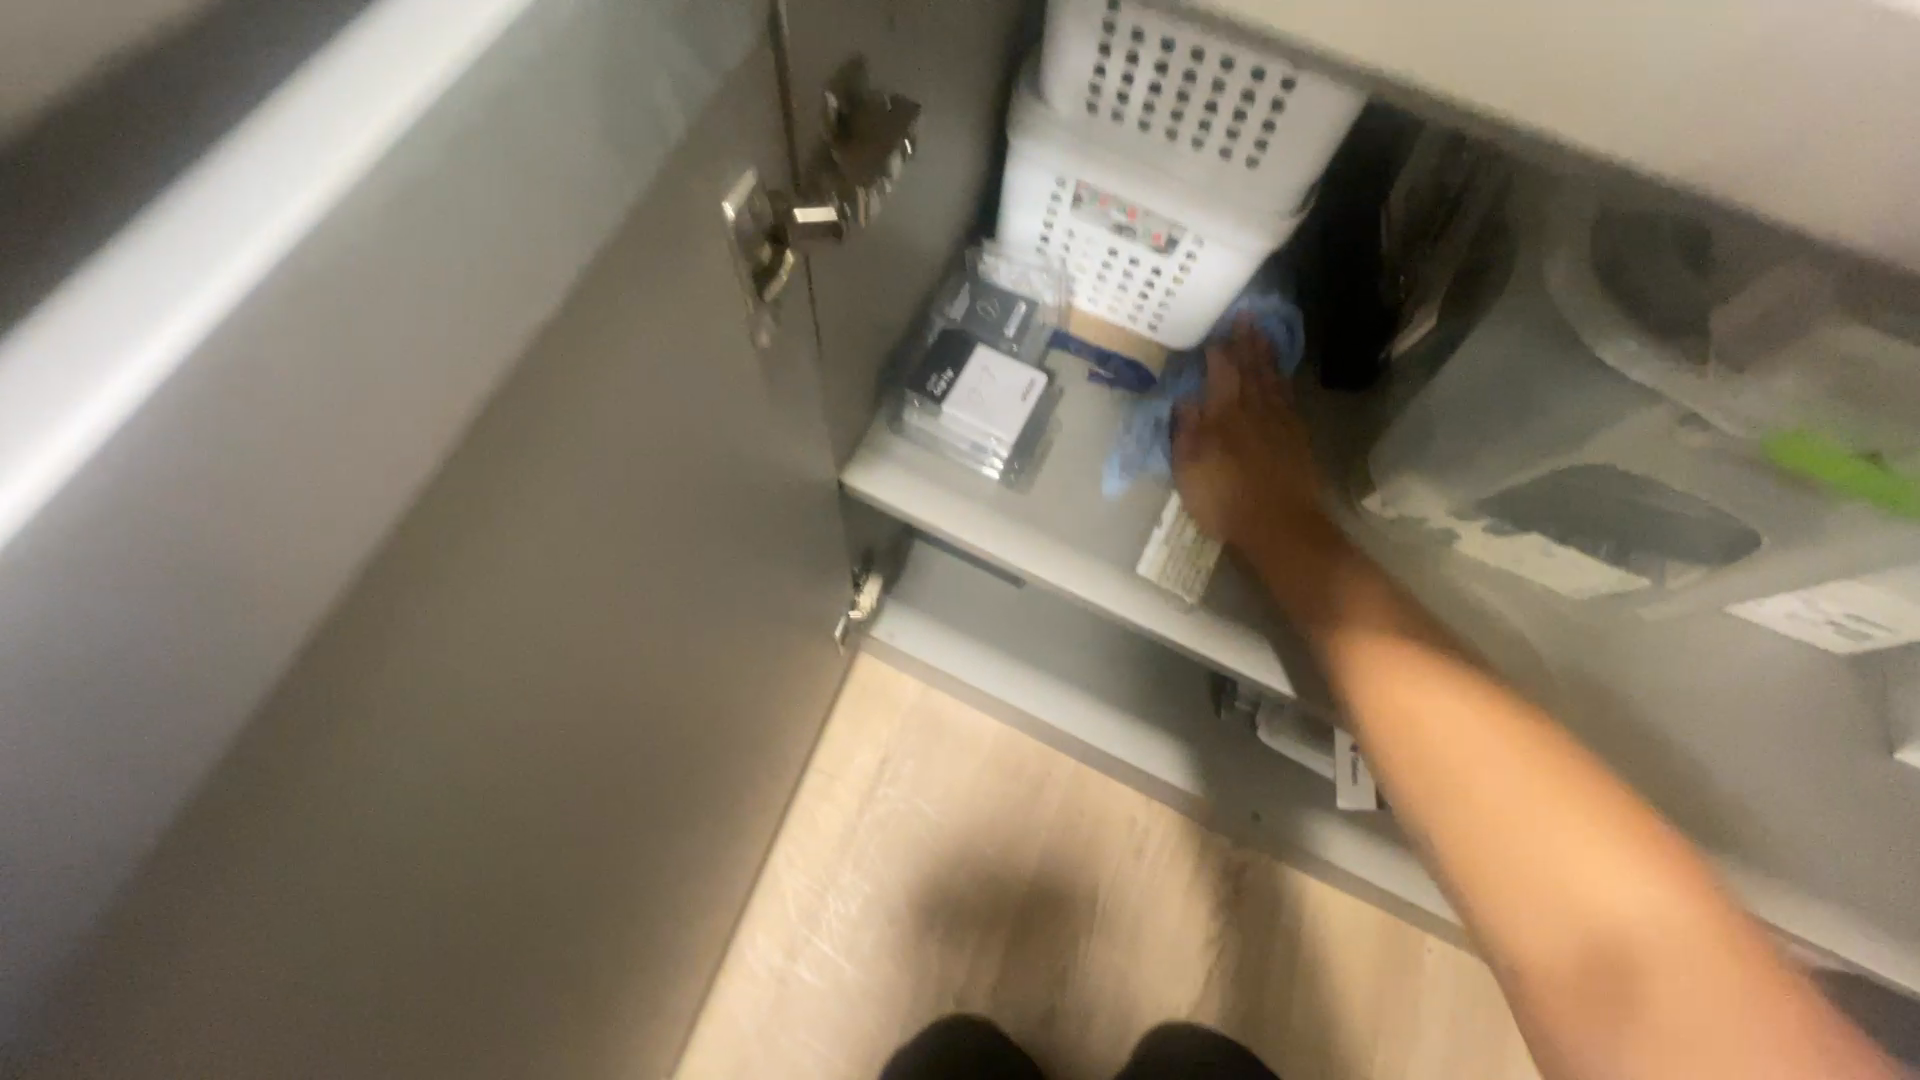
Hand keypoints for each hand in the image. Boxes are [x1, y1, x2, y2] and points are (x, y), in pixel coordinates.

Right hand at [1172, 319, 1335, 558]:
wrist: (1279, 525)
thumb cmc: (1224, 501)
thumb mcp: (1189, 470)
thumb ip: (1186, 431)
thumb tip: (1185, 399)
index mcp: (1224, 415)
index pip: (1221, 372)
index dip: (1218, 351)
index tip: (1214, 332)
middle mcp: (1253, 409)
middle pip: (1251, 368)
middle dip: (1247, 341)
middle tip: (1247, 315)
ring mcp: (1280, 421)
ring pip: (1272, 378)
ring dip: (1267, 354)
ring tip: (1263, 333)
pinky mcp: (1297, 436)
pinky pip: (1288, 396)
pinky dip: (1283, 379)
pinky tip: (1280, 375)